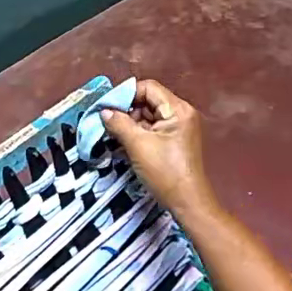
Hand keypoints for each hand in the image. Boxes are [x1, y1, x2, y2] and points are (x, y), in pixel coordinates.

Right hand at [100, 79, 219, 221]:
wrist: (187, 203)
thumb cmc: (165, 172)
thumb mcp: (138, 145)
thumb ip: (119, 123)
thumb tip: (104, 111)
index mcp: (178, 109)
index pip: (148, 88)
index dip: (126, 94)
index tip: (107, 107)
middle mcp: (181, 113)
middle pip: (148, 100)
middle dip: (127, 109)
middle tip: (108, 122)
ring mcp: (179, 127)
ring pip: (149, 114)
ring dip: (131, 122)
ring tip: (114, 134)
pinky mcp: (175, 140)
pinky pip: (153, 127)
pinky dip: (139, 132)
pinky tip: (125, 141)